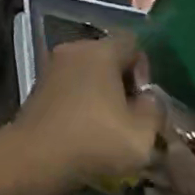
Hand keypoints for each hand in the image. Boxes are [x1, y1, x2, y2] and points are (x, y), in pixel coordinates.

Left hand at [0, 34, 160, 194]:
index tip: (144, 98)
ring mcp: (53, 62)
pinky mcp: (42, 79)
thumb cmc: (95, 139)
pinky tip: (89, 122)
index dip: (145, 68)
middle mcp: (73, 48)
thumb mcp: (142, 133)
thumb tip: (150, 96)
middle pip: (109, 54)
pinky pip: (72, 78)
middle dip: (125, 79)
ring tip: (112, 122)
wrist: (39, 151)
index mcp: (98, 52)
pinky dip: (84, 94)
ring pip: (89, 67)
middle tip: (132, 113)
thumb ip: (155, 109)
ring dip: (104, 89)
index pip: (131, 42)